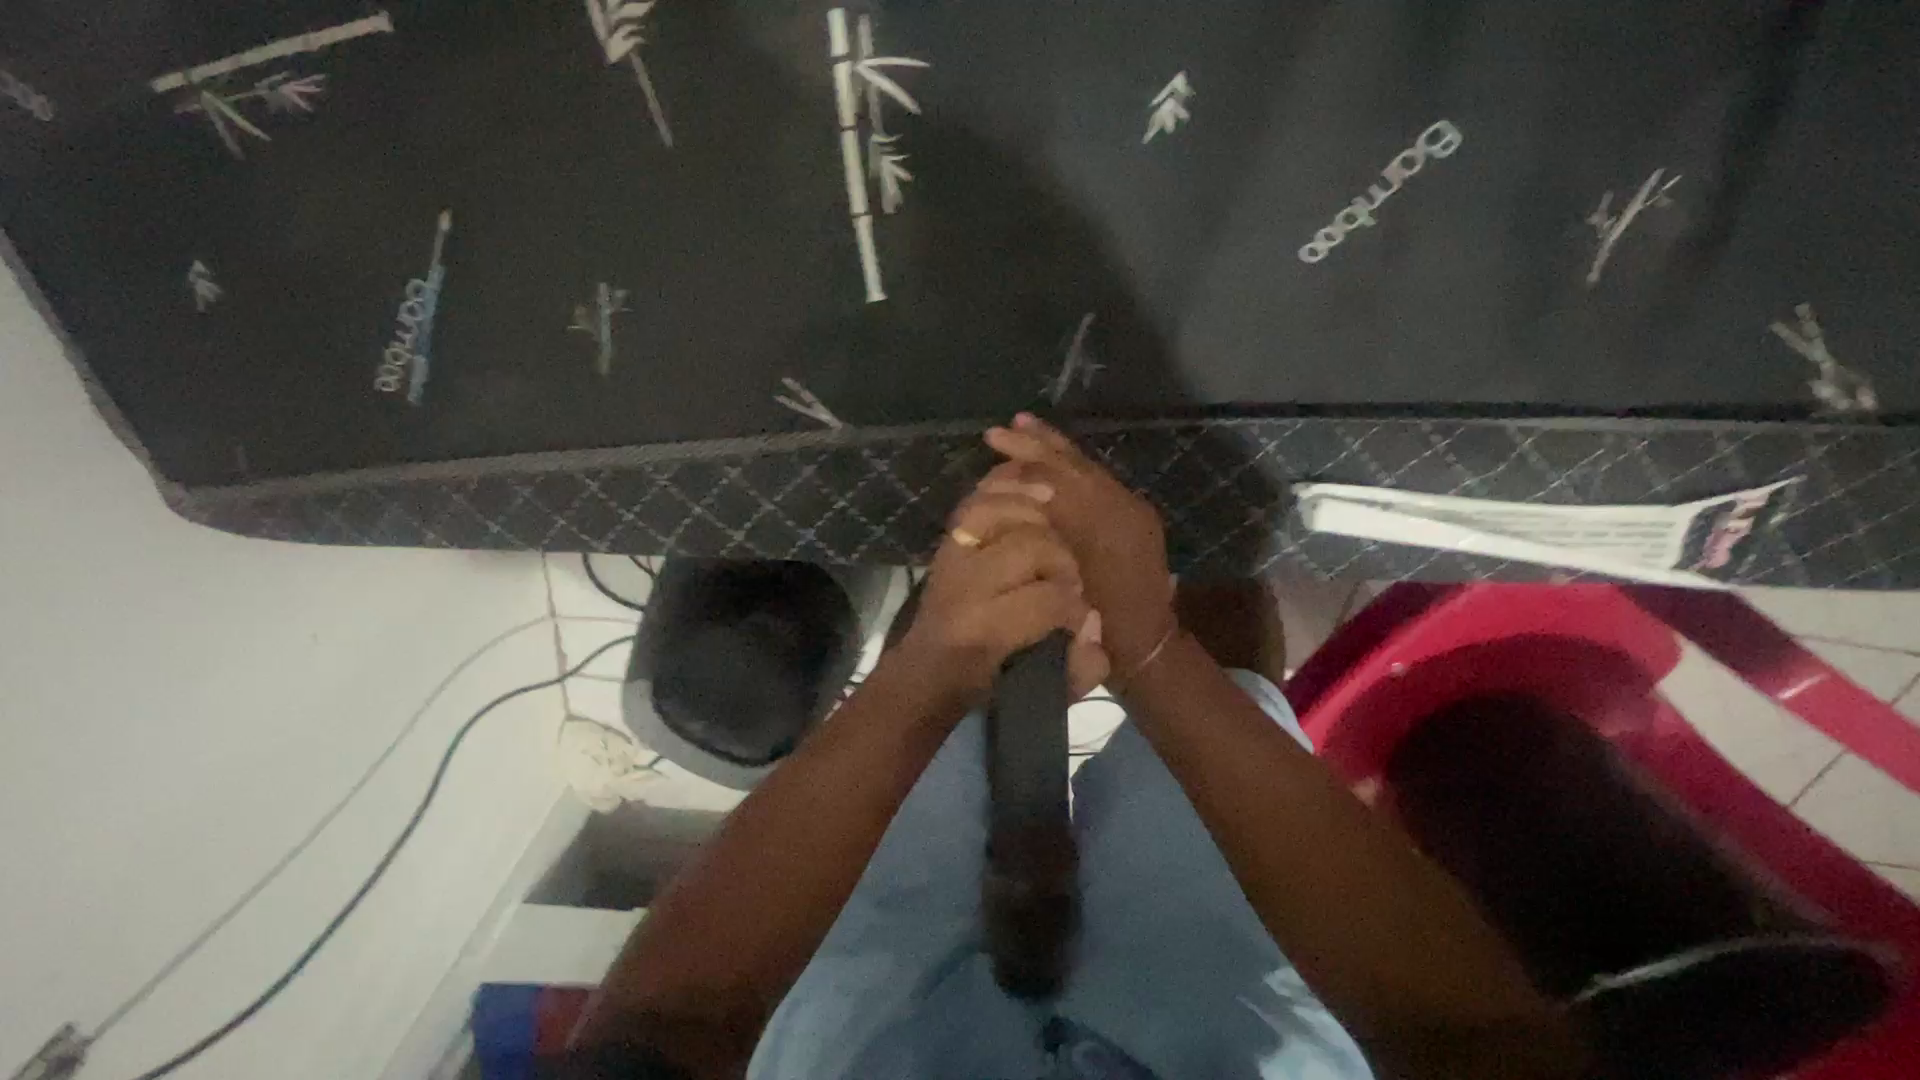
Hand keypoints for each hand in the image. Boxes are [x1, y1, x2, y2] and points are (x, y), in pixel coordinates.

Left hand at [893, 483, 1109, 707]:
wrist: (929, 667)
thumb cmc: (988, 682)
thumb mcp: (1038, 693)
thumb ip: (1078, 670)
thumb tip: (1093, 625)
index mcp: (983, 628)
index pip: (1047, 598)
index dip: (1075, 608)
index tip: (1081, 620)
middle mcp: (963, 583)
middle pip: (1030, 545)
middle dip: (1061, 561)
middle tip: (1068, 581)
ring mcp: (952, 554)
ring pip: (1000, 509)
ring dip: (1037, 517)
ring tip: (1056, 537)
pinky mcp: (949, 538)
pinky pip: (979, 498)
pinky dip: (1008, 487)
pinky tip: (1037, 491)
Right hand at [984, 414, 1176, 672]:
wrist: (1148, 647)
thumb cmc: (1105, 629)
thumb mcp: (1070, 591)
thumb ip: (1051, 543)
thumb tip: (1027, 498)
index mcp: (1108, 525)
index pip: (1063, 481)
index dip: (1028, 465)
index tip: (995, 449)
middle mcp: (1123, 508)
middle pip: (1074, 467)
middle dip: (1036, 447)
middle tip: (998, 432)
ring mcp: (1130, 509)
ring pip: (1086, 468)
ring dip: (1052, 447)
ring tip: (1021, 425)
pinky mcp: (1131, 514)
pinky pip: (1095, 480)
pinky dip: (1069, 463)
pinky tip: (1050, 453)